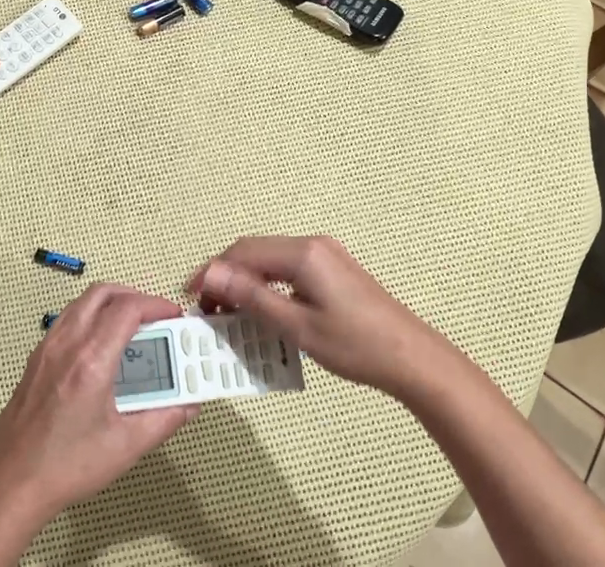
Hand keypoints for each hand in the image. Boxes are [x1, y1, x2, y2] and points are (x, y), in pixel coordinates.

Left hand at [0, 284, 197, 521]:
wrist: (9, 481)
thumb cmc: (65, 466)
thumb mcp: (125, 446)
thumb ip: (163, 420)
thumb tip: (188, 404)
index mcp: (91, 359)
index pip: (127, 308)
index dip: (156, 304)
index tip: (175, 316)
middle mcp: (66, 343)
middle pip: (101, 293)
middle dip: (134, 296)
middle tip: (156, 318)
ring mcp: (46, 348)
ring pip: (81, 304)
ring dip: (110, 305)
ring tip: (134, 330)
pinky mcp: (36, 359)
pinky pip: (67, 321)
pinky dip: (90, 319)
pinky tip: (104, 350)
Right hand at [188, 235, 452, 400]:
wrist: (414, 360)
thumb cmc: (356, 346)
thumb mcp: (297, 326)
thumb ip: (251, 297)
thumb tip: (210, 273)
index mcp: (303, 254)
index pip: (242, 252)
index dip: (212, 271)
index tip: (190, 296)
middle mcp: (312, 244)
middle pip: (254, 251)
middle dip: (225, 275)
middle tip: (207, 308)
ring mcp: (325, 255)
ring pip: (269, 259)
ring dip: (244, 281)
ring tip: (228, 311)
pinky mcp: (332, 269)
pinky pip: (286, 268)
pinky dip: (266, 284)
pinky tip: (260, 308)